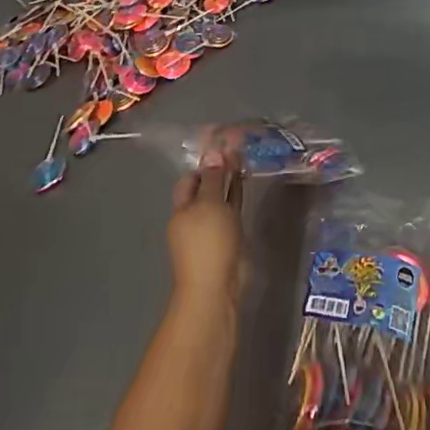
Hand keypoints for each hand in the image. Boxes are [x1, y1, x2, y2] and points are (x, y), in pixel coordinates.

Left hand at [167, 149, 243, 300]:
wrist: (217, 284)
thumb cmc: (208, 242)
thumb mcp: (209, 204)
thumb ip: (213, 178)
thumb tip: (213, 151)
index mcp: (182, 208)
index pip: (190, 179)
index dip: (204, 163)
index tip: (223, 145)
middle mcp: (194, 216)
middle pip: (205, 187)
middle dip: (219, 169)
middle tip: (239, 148)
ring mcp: (212, 227)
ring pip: (220, 197)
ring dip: (230, 180)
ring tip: (246, 159)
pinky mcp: (229, 235)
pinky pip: (232, 208)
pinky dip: (237, 195)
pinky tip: (247, 183)